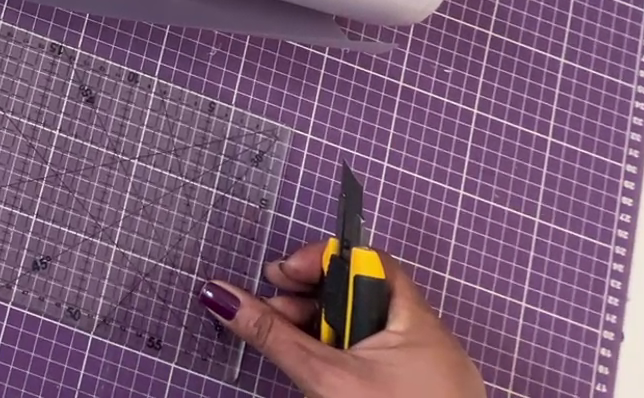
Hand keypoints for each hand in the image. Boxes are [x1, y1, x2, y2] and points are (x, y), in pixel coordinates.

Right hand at [199, 241, 484, 397]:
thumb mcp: (323, 377)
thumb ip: (270, 332)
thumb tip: (215, 292)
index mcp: (418, 326)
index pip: (370, 263)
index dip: (322, 259)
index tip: (283, 277)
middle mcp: (428, 341)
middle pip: (360, 293)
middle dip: (308, 295)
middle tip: (272, 309)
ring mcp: (427, 370)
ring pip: (363, 326)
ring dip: (317, 324)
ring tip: (287, 343)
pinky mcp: (419, 392)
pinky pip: (374, 353)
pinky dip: (339, 350)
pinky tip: (316, 367)